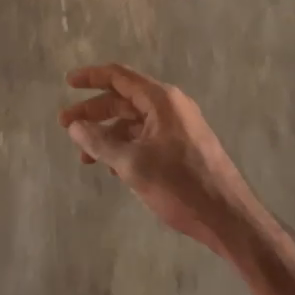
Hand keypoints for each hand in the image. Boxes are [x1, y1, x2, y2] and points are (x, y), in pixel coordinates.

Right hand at [58, 64, 260, 257]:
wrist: (229, 218)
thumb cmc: (180, 186)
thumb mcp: (133, 164)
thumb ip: (100, 143)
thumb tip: (74, 127)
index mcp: (161, 100)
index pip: (119, 76)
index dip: (91, 77)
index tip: (68, 83)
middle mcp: (171, 106)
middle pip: (123, 99)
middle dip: (93, 112)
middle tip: (65, 126)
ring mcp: (179, 127)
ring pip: (134, 122)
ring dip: (107, 134)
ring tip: (85, 157)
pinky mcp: (183, 147)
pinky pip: (146, 136)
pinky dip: (125, 145)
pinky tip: (112, 166)